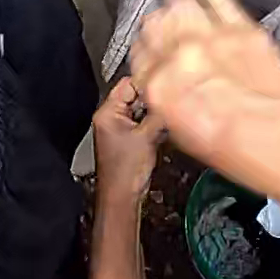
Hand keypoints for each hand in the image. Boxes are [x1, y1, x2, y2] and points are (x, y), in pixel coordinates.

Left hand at [92, 77, 163, 206]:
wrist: (122, 196)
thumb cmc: (126, 170)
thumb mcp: (147, 135)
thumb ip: (158, 113)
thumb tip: (172, 98)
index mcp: (107, 112)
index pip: (128, 84)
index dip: (148, 82)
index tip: (167, 83)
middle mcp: (110, 117)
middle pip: (135, 96)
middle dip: (153, 98)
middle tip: (171, 99)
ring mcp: (119, 128)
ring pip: (141, 110)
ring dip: (155, 112)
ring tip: (169, 114)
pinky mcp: (128, 139)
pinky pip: (143, 123)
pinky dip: (154, 123)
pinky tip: (164, 127)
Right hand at [128, 0, 279, 210]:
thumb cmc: (242, 151)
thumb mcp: (188, 138)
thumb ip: (170, 103)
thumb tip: (167, 87)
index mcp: (162, 88)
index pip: (138, 56)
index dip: (145, 56)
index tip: (152, 58)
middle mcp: (181, 57)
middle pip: (155, 24)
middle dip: (158, 29)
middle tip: (166, 35)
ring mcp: (212, 37)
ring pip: (179, 4)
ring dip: (178, 8)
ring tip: (183, 13)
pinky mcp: (242, 26)